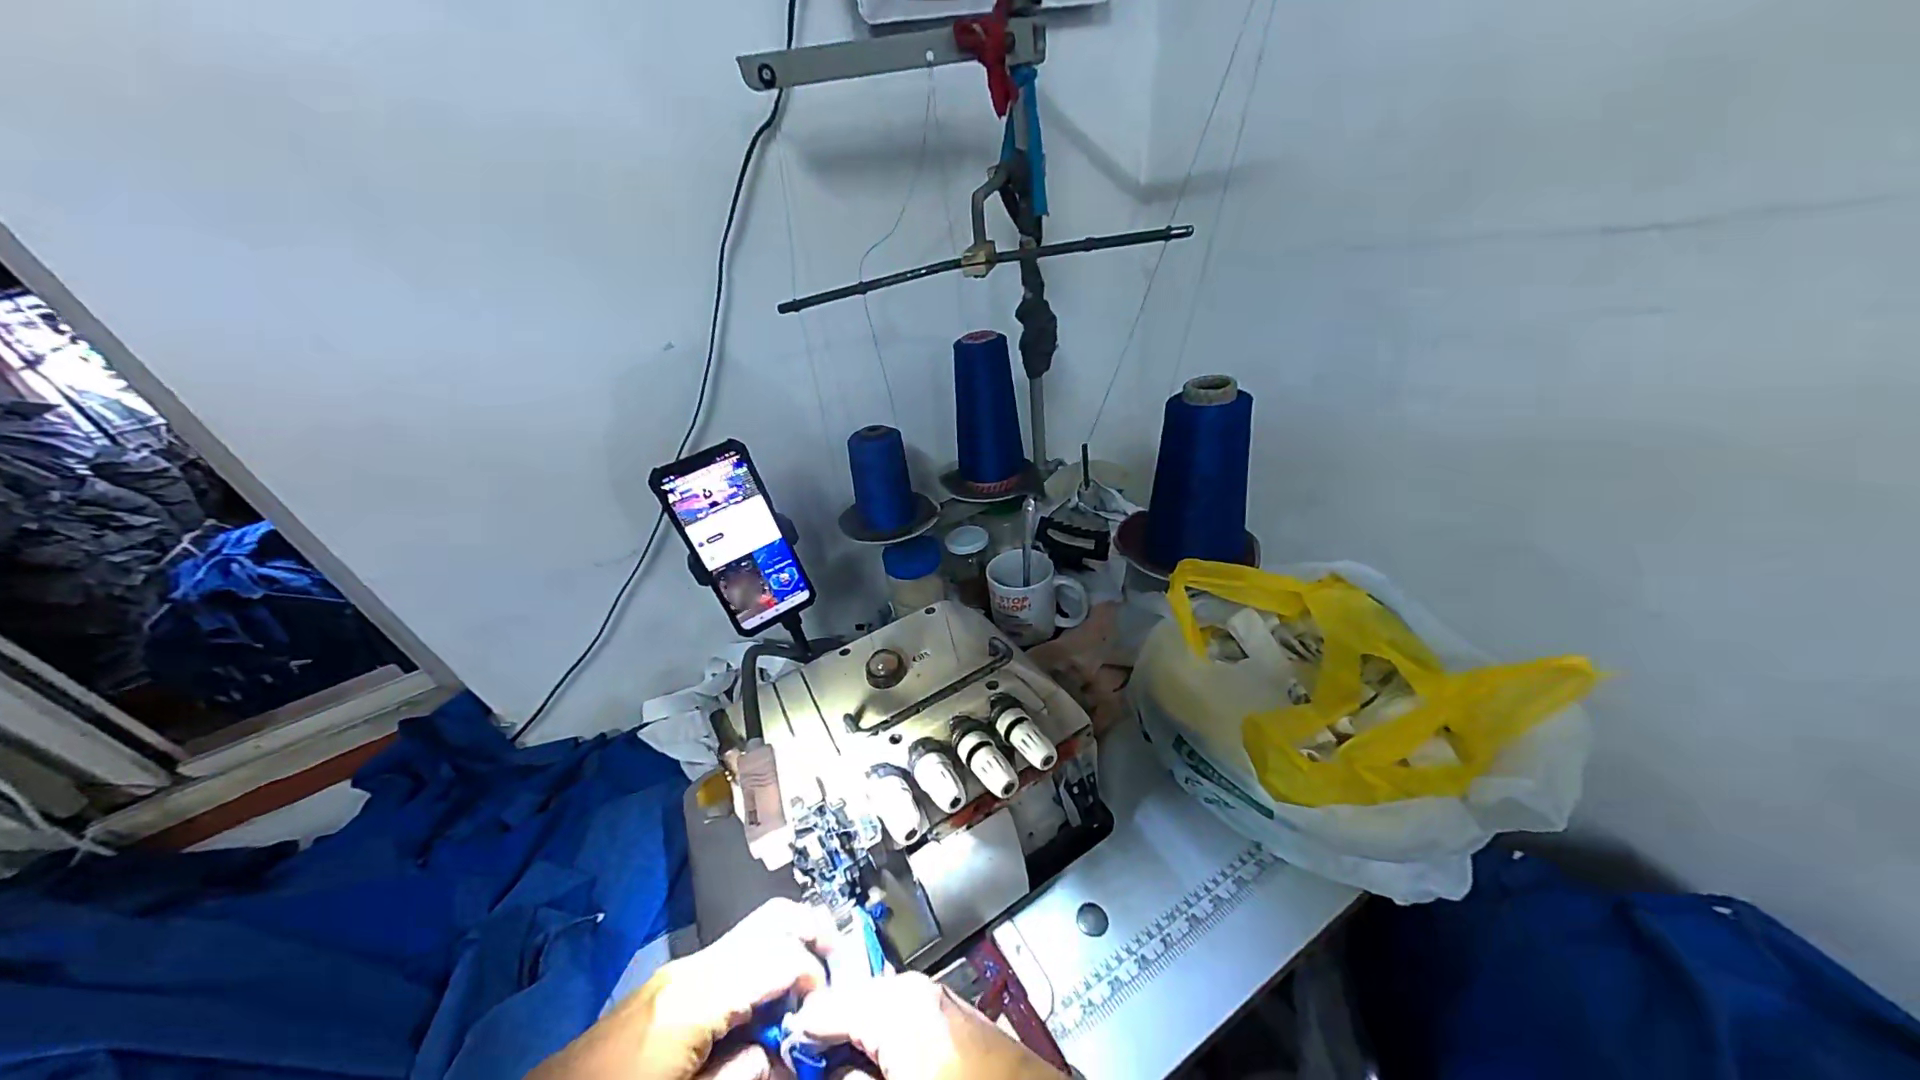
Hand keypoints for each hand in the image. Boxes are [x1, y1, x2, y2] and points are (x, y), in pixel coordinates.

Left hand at [529, 898, 838, 1079]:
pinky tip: (767, 1007)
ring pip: (755, 931)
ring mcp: (679, 972)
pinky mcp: (670, 984)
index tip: (826, 1013)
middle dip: (813, 939)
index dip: (814, 978)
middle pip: (772, 921)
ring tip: (807, 992)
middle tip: (838, 975)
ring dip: (789, 952)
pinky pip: (733, 956)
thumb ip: (744, 1074)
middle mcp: (691, 969)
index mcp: (695, 998)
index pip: (779, 957)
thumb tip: (786, 1052)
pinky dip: (763, 968)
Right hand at [788, 971, 1062, 1079]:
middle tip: (813, 1067)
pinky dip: (885, 1045)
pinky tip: (885, 1068)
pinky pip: (900, 1022)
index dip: (796, 1038)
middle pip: (845, 1007)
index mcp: (896, 1003)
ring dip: (857, 1047)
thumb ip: (845, 1078)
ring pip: (871, 1015)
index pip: (819, 1005)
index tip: (780, 1059)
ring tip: (856, 1072)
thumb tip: (812, 1067)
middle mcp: (916, 989)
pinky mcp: (951, 1016)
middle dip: (827, 1044)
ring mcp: (936, 999)